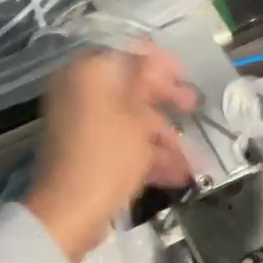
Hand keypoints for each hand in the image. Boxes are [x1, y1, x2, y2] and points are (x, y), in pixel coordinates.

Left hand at [26, 43, 198, 262]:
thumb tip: (148, 51)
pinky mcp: (81, 147)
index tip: (184, 74)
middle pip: (126, 85)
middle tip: (194, 106)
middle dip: (163, 100)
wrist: (68, 212)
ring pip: (125, 116)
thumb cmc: (107, 157)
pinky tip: (177, 174)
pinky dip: (143, 152)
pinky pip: (116, 138)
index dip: (157, 61)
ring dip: (160, 134)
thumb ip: (144, 80)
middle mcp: (78, 88)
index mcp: (87, 72)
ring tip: (192, 158)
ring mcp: (78, 119)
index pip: (124, 51)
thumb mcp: (136, 118)